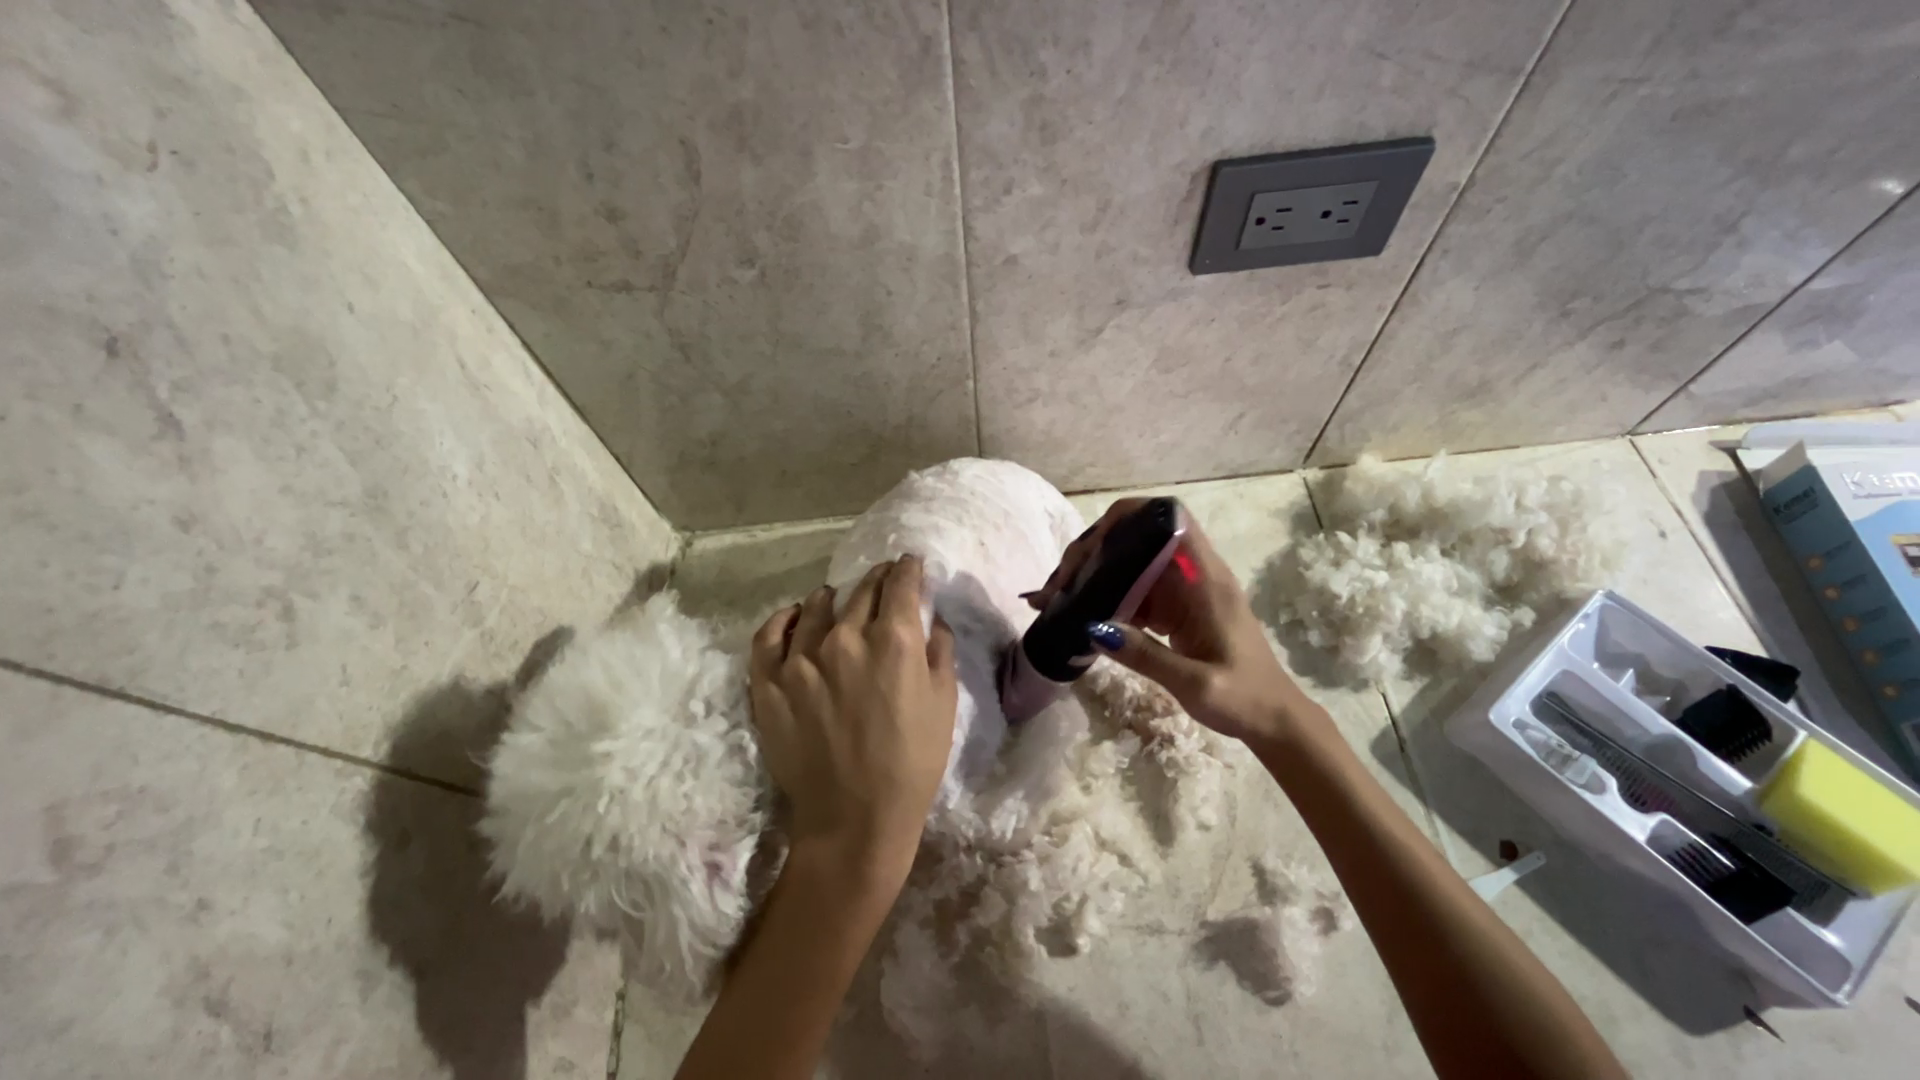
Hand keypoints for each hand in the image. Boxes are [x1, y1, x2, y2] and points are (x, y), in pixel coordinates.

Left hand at [751, 557, 958, 883]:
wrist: (855, 818)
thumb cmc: (912, 764)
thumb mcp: (944, 704)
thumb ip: (939, 652)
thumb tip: (930, 619)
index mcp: (894, 640)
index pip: (901, 584)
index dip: (908, 569)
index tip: (910, 564)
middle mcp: (845, 637)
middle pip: (861, 591)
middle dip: (877, 579)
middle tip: (882, 578)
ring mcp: (800, 658)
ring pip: (815, 607)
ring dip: (831, 597)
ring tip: (834, 598)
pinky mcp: (769, 683)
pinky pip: (769, 635)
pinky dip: (783, 619)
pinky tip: (792, 615)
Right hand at [1029, 501, 1327, 747]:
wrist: (1274, 721)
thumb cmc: (1244, 698)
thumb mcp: (1194, 683)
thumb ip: (1145, 655)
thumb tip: (1092, 627)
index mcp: (1206, 579)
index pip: (1171, 518)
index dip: (1129, 516)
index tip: (1092, 545)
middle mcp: (1193, 576)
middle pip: (1138, 539)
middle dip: (1095, 552)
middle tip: (1058, 584)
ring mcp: (1183, 593)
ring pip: (1131, 566)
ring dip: (1094, 576)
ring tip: (1056, 599)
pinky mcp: (1175, 612)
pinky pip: (1134, 593)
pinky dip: (1105, 600)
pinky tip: (1078, 617)